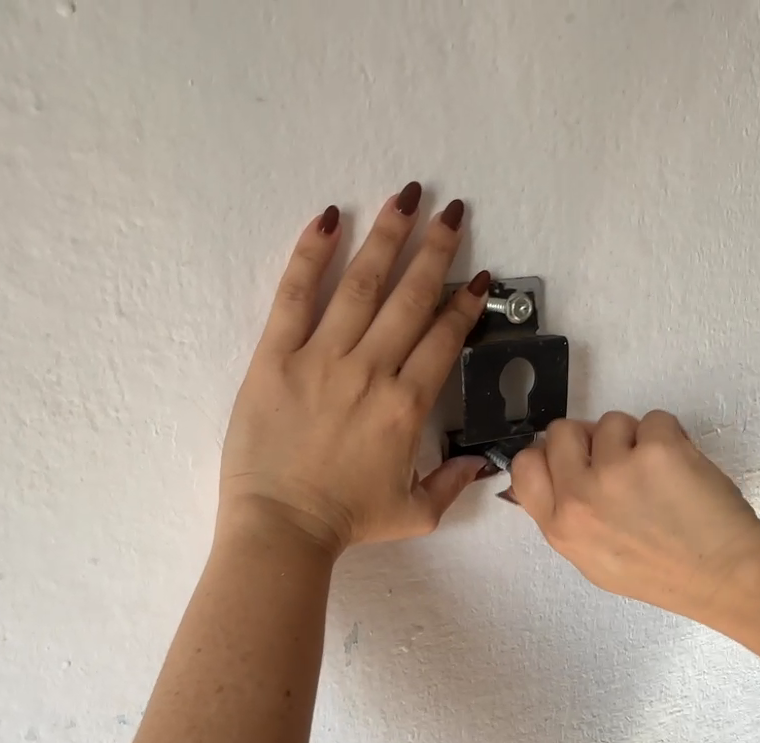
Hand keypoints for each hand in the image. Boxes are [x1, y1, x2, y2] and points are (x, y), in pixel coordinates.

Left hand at [219, 183, 492, 554]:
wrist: (281, 528)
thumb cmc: (347, 521)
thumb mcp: (415, 513)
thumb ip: (454, 484)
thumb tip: (483, 463)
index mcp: (407, 406)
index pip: (443, 339)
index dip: (464, 304)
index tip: (478, 276)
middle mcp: (371, 371)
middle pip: (411, 298)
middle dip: (436, 250)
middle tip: (453, 211)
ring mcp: (322, 358)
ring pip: (362, 285)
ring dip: (388, 237)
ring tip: (407, 198)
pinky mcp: (276, 357)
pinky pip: (296, 295)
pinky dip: (312, 255)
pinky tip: (329, 219)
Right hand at [509, 410, 759, 652]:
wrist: (723, 575)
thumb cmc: (661, 573)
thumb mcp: (592, 560)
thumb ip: (567, 516)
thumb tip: (559, 472)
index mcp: (561, 527)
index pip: (524, 465)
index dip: (548, 454)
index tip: (573, 460)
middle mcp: (580, 497)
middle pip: (562, 430)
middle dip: (590, 439)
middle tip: (620, 462)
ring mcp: (617, 469)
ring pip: (611, 421)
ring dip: (635, 439)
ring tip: (658, 474)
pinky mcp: (658, 449)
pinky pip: (655, 419)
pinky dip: (670, 437)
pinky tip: (681, 470)